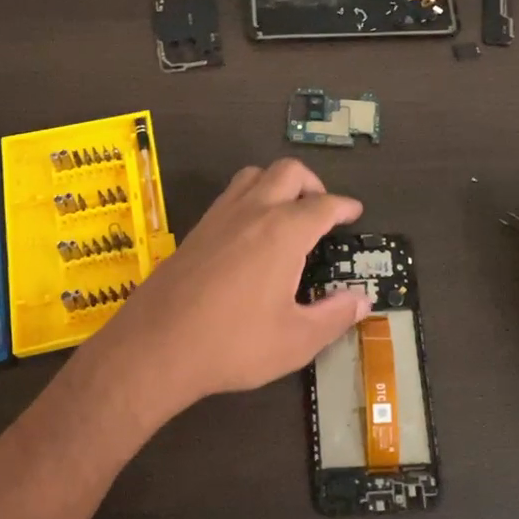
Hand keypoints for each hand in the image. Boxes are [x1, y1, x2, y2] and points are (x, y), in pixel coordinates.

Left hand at [87, 159, 371, 412]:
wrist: (156, 345)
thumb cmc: (233, 344)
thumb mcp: (296, 341)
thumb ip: (334, 316)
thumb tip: (361, 301)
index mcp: (284, 232)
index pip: (323, 205)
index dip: (344, 206)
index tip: (354, 212)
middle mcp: (253, 211)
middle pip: (288, 172)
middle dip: (312, 184)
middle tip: (322, 210)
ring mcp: (220, 217)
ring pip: (254, 175)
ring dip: (277, 183)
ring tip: (287, 213)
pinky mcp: (196, 230)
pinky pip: (231, 195)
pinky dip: (251, 197)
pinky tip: (251, 232)